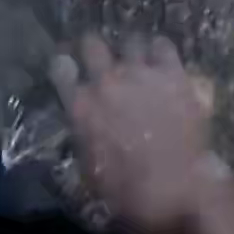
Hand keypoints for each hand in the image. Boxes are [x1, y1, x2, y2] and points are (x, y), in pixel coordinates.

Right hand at [51, 33, 222, 233]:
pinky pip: (163, 45)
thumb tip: (85, 123)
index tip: (66, 63)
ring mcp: (141, 73)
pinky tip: (161, 58)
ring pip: (130, 40)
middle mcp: (107, 82)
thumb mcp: (88, 170)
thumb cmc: (124, 193)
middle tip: (99, 54)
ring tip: (135, 57)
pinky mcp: (172, 72)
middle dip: (92, 46)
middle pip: (92, 44)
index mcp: (82, 107)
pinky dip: (159, 49)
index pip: (60, 69)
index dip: (62, 64)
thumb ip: (84, 136)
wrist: (172, 189)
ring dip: (130, 49)